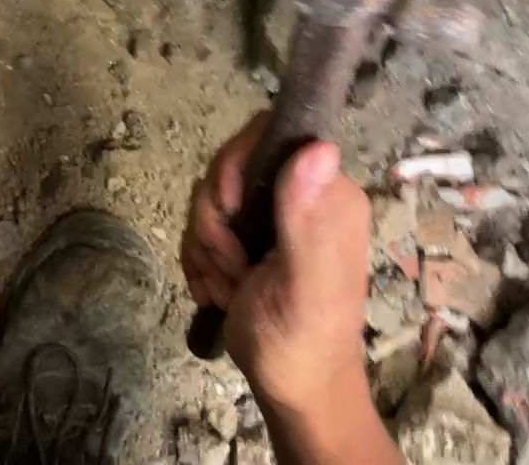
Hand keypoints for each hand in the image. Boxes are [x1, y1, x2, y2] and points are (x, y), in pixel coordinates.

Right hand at [182, 133, 373, 417]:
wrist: (292, 392)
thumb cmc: (303, 342)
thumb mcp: (306, 284)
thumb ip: (308, 218)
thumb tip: (319, 146)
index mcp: (327, 193)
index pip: (266, 136)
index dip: (235, 168)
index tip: (231, 214)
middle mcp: (301, 194)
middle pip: (227, 167)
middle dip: (216, 220)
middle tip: (235, 265)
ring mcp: (272, 215)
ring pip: (208, 197)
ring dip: (207, 246)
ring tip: (231, 285)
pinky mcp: (247, 235)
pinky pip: (200, 223)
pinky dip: (201, 258)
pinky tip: (221, 289)